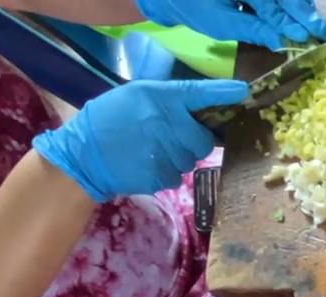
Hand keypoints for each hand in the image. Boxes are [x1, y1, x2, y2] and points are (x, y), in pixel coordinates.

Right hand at [32, 80, 245, 202]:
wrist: (82, 154)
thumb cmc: (109, 123)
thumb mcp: (133, 100)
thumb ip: (165, 105)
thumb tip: (200, 117)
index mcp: (155, 96)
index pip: (195, 93)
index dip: (221, 93)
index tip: (243, 92)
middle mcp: (163, 120)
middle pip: (203, 140)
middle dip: (194, 143)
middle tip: (170, 140)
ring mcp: (164, 149)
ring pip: (192, 160)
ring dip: (178, 159)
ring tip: (150, 151)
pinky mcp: (162, 173)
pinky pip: (179, 176)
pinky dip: (167, 173)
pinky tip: (146, 164)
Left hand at [135, 0, 325, 46]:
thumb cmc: (189, 4)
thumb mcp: (221, 21)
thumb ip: (255, 28)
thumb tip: (286, 40)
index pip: (273, 0)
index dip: (295, 18)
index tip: (314, 35)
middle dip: (301, 9)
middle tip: (321, 31)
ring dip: (295, 6)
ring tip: (311, 24)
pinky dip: (283, 3)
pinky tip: (294, 16)